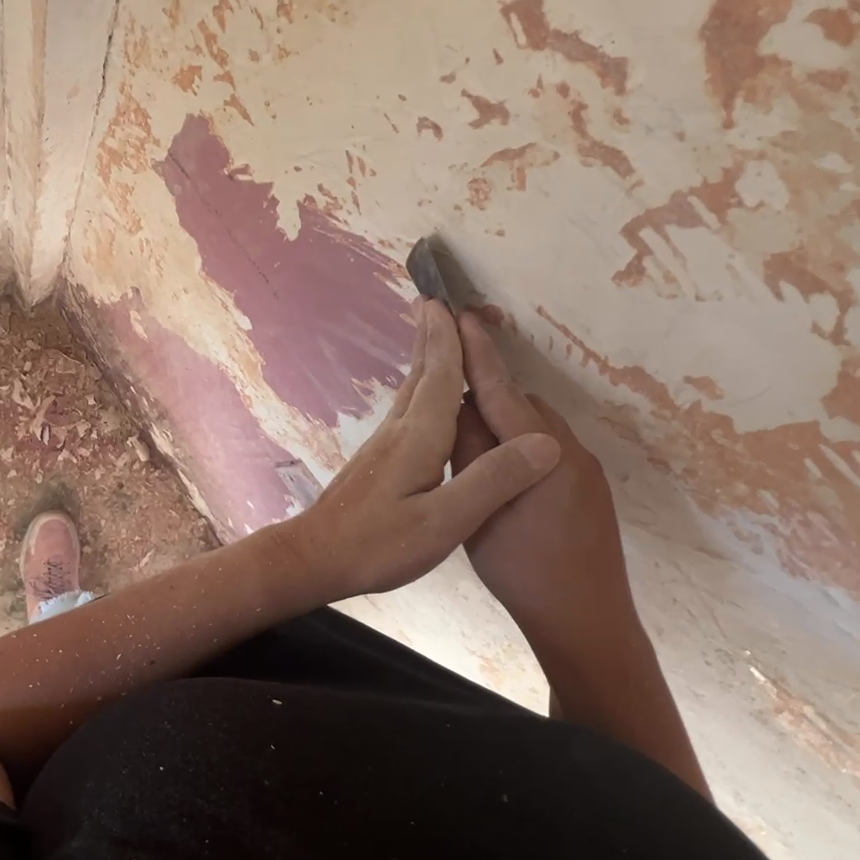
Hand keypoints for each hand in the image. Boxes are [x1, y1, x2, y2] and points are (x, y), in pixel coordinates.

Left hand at [275, 300, 560, 601]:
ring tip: (432, 337)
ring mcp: (382, 447)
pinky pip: (405, 412)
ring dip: (423, 360)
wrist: (314, 559)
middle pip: (419, 375)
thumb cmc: (377, 545)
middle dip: (431, 338)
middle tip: (435, 301)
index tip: (447, 302)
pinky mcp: (376, 463)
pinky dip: (418, 389)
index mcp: (418, 438)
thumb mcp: (444, 522)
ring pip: (409, 392)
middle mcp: (397, 432)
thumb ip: (492, 481)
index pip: (439, 377)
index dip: (448, 340)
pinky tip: (421, 401)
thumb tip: (544, 443)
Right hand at [450, 312, 639, 654]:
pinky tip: (490, 463)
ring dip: (496, 418)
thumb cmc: (523, 570)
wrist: (585, 619)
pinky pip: (541, 445)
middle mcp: (569, 449)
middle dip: (481, 387)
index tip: (457, 314)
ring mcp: (582, 468)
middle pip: (516, 402)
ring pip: (529, 424)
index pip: (500, 390)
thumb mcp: (477, 513)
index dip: (476, 352)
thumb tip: (455, 407)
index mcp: (541, 453)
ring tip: (459, 431)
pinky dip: (512, 440)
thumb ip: (468, 456)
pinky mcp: (585, 485)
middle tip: (440, 386)